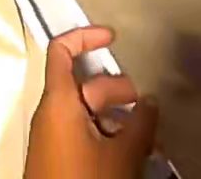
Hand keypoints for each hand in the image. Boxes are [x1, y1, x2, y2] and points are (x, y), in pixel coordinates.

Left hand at [24, 26, 158, 178]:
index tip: (114, 37)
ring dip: (116, 118)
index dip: (86, 35)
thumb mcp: (122, 152)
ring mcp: (51, 141)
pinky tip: (129, 153)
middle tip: (144, 107)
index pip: (61, 50)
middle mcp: (50, 116)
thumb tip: (150, 100)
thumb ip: (141, 119)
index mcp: (58, 102)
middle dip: (118, 91)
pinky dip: (105, 135)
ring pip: (87, 113)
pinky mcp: (56, 164)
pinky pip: (82, 135)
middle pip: (85, 85)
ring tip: (144, 136)